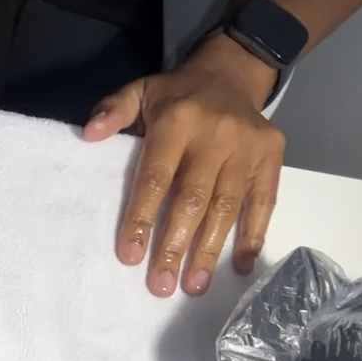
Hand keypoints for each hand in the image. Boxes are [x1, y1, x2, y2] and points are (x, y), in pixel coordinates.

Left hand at [87, 32, 285, 297]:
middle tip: (160, 286)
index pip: (156, 178)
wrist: (233, 73)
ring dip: (209, 251)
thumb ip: (114, 111)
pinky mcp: (272, 158)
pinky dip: (253, 236)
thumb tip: (90, 133)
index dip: (142, 218)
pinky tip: (240, 268)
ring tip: (193, 287)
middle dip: (175, 246)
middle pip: (193, 199)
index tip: (130, 256)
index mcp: (178, 122)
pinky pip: (264, 202)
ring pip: (227, 207)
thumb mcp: (140, 92)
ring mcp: (248, 149)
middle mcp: (217, 136)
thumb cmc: (175, 98)